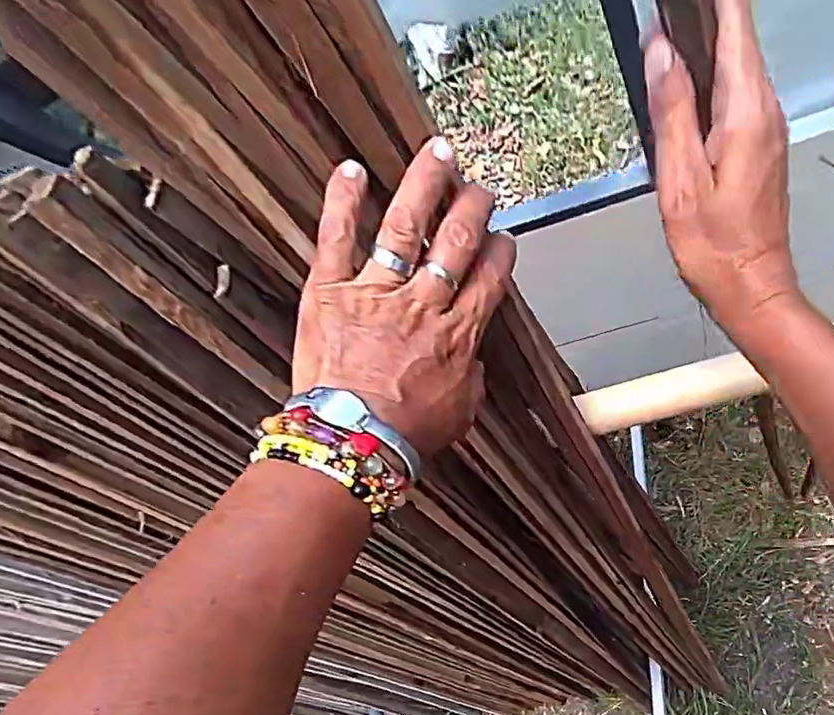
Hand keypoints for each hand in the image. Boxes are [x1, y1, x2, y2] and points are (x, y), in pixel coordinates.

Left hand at [293, 137, 517, 455]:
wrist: (355, 439)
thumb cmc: (407, 432)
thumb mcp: (461, 411)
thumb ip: (471, 377)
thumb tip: (470, 360)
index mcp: (457, 335)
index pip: (487, 280)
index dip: (499, 254)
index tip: (502, 240)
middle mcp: (423, 305)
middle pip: (457, 243)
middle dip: (474, 210)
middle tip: (481, 190)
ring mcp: (376, 293)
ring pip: (407, 227)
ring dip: (427, 187)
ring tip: (439, 155)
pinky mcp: (331, 291)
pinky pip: (338, 236)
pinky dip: (344, 201)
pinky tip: (352, 170)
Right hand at [644, 0, 798, 331]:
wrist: (753, 289)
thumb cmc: (718, 251)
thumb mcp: (681, 183)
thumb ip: (671, 111)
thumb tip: (661, 50)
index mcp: (746, 111)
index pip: (733, 17)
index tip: (674, 1)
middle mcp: (766, 109)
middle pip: (736, 34)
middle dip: (698, 16)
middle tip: (660, 17)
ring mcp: (769, 128)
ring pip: (736, 64)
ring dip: (703, 48)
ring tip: (664, 46)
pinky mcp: (763, 147)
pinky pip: (737, 96)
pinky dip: (712, 82)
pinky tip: (685, 93)